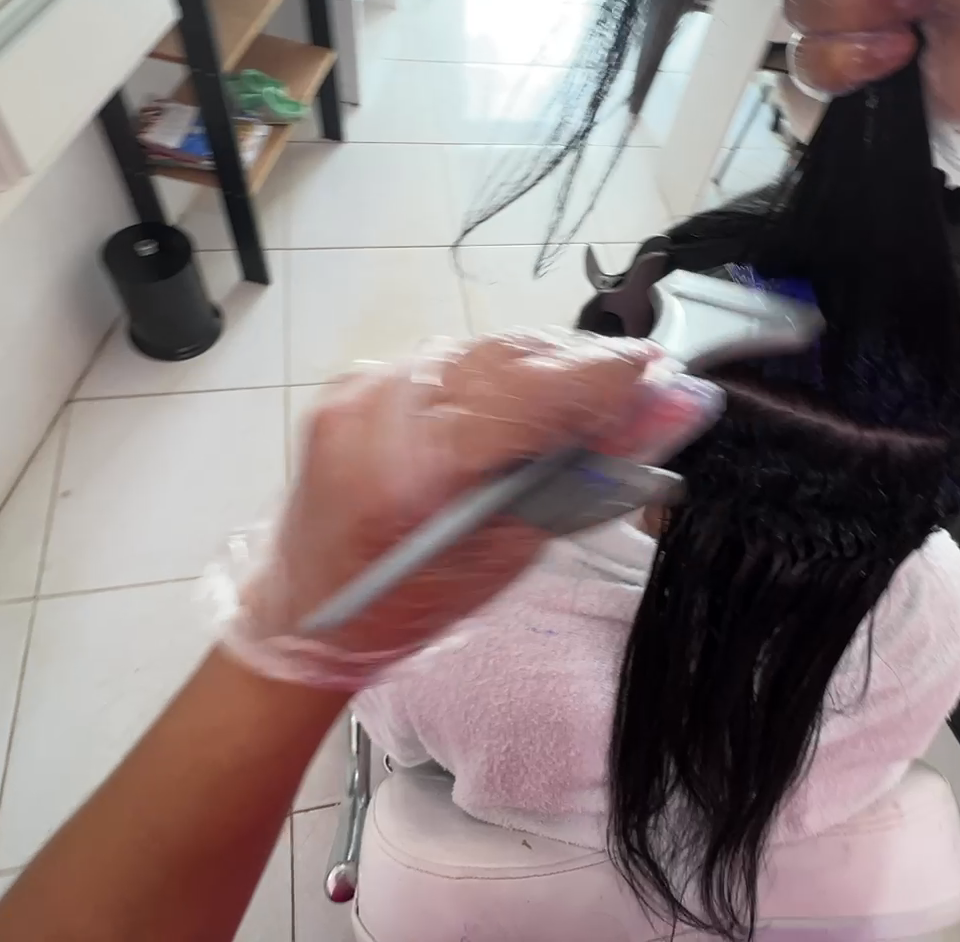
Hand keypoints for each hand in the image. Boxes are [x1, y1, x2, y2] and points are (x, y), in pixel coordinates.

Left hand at [212, 329, 720, 689]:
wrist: (305, 609)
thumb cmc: (402, 610)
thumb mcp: (504, 559)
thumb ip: (576, 484)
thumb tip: (644, 426)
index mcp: (409, 472)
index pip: (526, 396)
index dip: (599, 377)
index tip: (654, 370)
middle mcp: (376, 410)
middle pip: (506, 358)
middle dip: (580, 363)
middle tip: (636, 381)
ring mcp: (359, 388)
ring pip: (480, 349)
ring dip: (543, 363)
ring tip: (589, 386)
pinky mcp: (355, 382)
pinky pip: (447, 359)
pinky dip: (496, 369)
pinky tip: (526, 389)